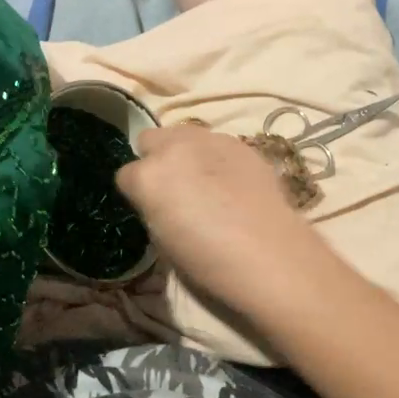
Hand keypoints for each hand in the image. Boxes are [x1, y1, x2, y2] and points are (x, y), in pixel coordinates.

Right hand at [117, 123, 336, 319]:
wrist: (273, 258)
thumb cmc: (210, 264)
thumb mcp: (163, 242)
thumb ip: (153, 208)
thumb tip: (161, 201)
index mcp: (147, 176)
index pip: (125, 176)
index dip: (138, 195)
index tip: (152, 211)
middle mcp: (173, 147)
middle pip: (149, 140)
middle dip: (156, 160)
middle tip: (175, 191)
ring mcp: (209, 139)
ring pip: (182, 134)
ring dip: (185, 154)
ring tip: (206, 183)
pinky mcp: (241, 143)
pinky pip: (216, 143)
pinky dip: (216, 158)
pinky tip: (233, 184)